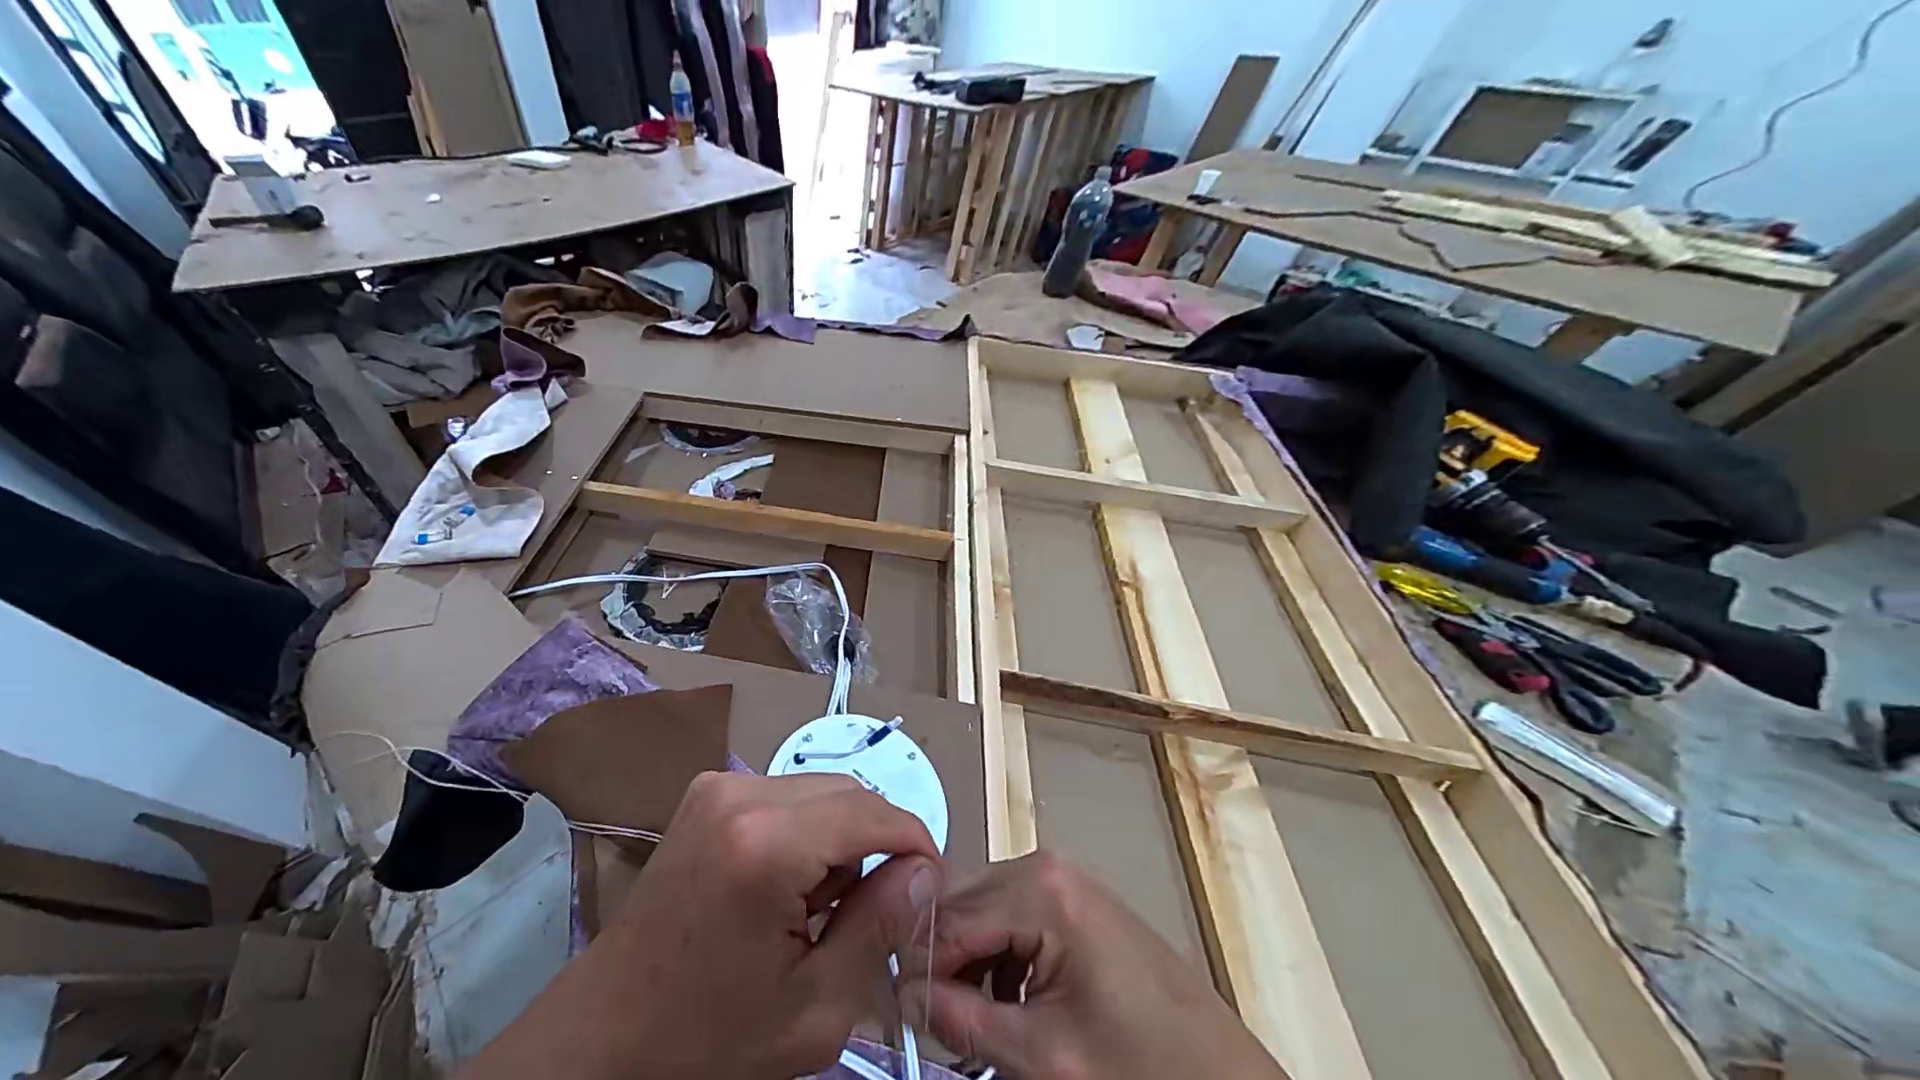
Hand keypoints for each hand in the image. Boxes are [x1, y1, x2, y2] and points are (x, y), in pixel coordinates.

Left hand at [458, 772, 940, 1079]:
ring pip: (823, 791)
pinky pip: (789, 795)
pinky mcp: (707, 793)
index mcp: (766, 843)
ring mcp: (718, 786)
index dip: (916, 844)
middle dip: (878, 843)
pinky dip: (809, 831)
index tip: (926, 889)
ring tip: (824, 904)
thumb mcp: (816, 1008)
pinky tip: (789, 884)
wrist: (603, 1036)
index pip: (875, 813)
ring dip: (843, 837)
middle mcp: (741, 793)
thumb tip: (923, 873)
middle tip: (874, 908)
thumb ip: (881, 929)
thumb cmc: (707, 1038)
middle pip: (850, 793)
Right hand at [900, 852, 1288, 1079]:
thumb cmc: (1137, 1064)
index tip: (896, 1014)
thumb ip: (960, 1017)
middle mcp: (1046, 867)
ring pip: (980, 908)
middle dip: (940, 957)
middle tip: (930, 1017)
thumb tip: (903, 993)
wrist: (1217, 1073)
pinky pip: (1010, 915)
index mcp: (1039, 888)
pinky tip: (1002, 1000)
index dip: (916, 968)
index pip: (945, 916)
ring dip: (964, 959)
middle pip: (959, 901)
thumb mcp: (1039, 1052)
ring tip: (966, 1017)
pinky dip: (993, 955)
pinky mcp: (1073, 900)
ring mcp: (1062, 879)